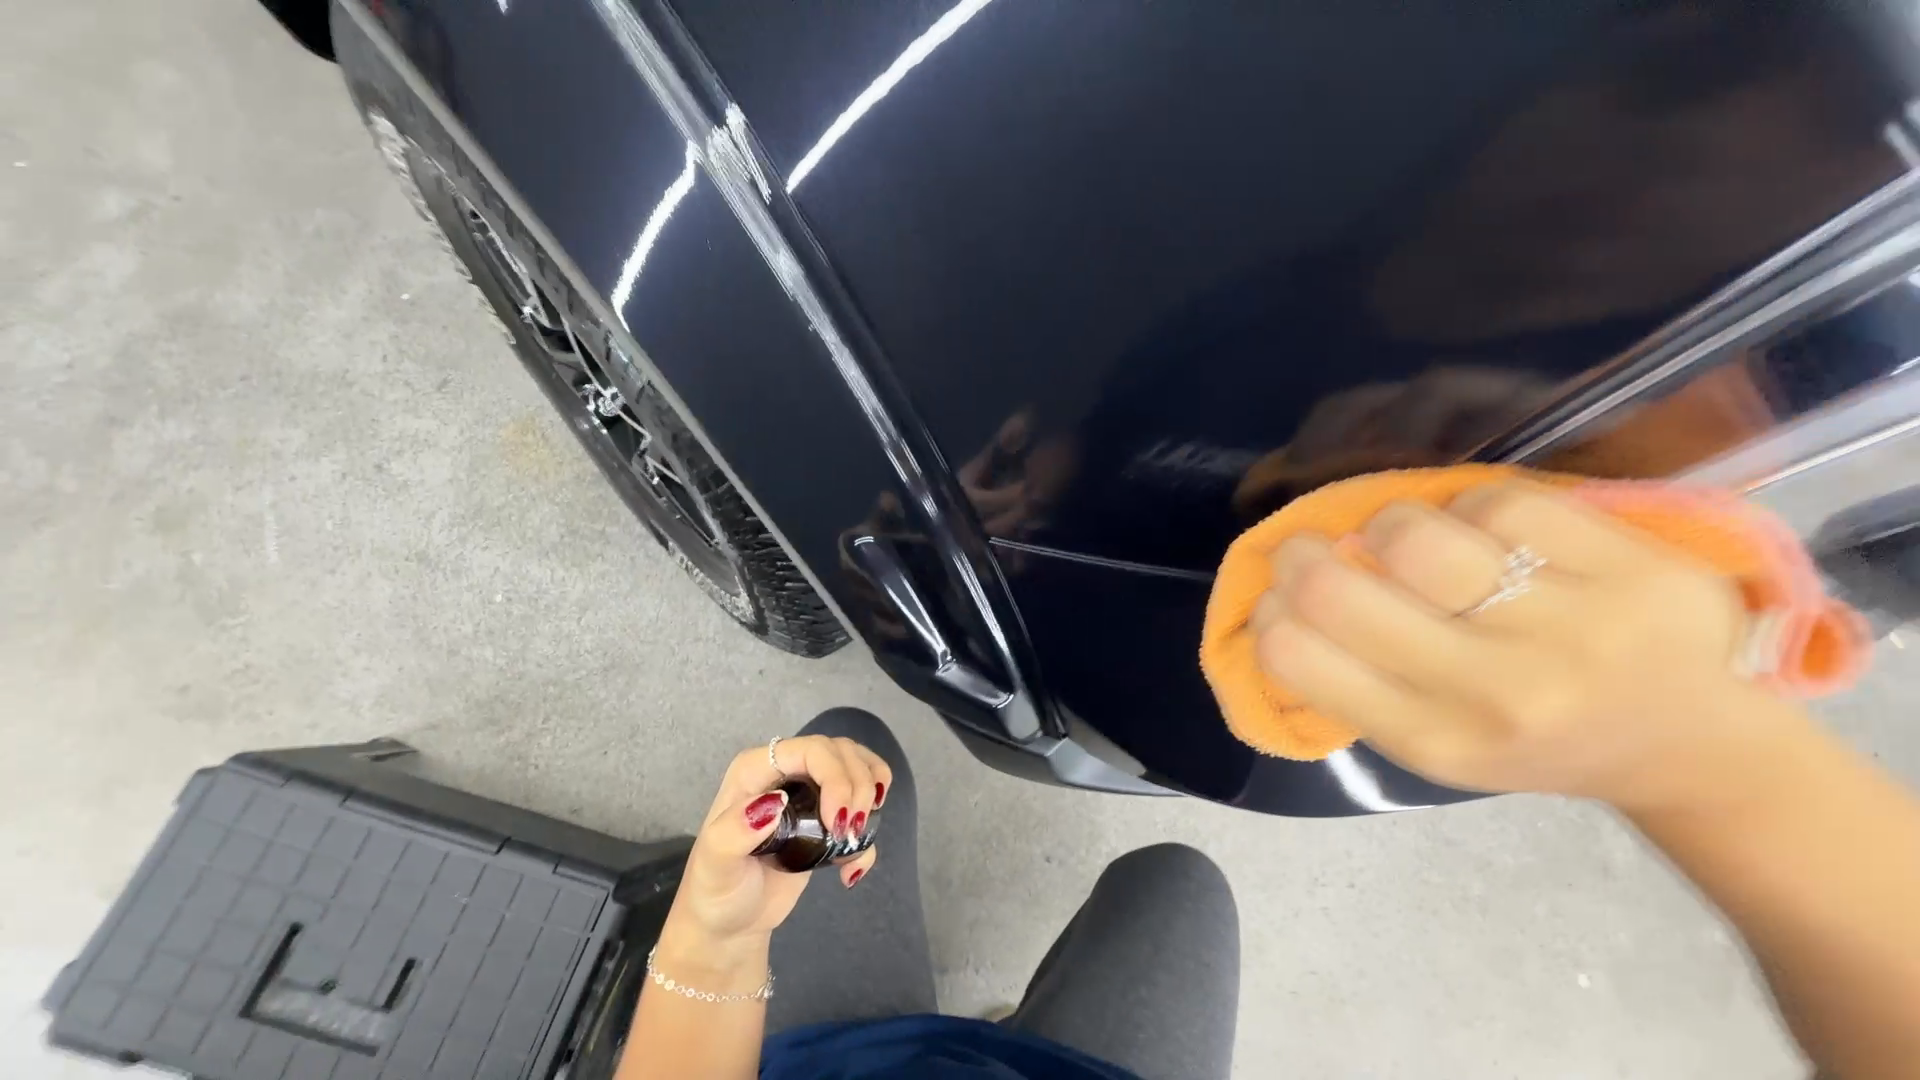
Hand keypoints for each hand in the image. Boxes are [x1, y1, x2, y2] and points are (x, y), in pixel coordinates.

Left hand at [658, 736, 890, 962]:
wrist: (730, 923)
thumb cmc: (716, 891)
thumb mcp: (716, 865)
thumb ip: (734, 833)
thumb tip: (775, 802)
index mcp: (756, 770)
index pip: (811, 749)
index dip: (835, 776)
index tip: (837, 822)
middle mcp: (785, 771)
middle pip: (841, 752)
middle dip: (858, 786)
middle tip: (852, 831)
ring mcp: (807, 792)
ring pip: (857, 766)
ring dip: (870, 796)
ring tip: (857, 836)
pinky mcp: (824, 818)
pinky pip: (861, 803)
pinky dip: (870, 835)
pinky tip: (853, 869)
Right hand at [1251, 480, 1806, 809]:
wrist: (1690, 748)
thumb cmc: (1532, 741)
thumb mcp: (1429, 741)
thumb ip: (1354, 681)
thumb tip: (1280, 596)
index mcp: (1434, 740)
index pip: (1294, 655)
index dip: (1267, 611)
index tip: (1280, 598)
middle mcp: (1498, 693)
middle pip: (1335, 591)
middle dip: (1303, 553)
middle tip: (1314, 547)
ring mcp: (1575, 633)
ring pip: (1415, 536)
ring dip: (1390, 526)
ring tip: (1404, 539)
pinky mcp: (1640, 577)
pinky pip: (1501, 504)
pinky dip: (1472, 509)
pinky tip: (1487, 534)